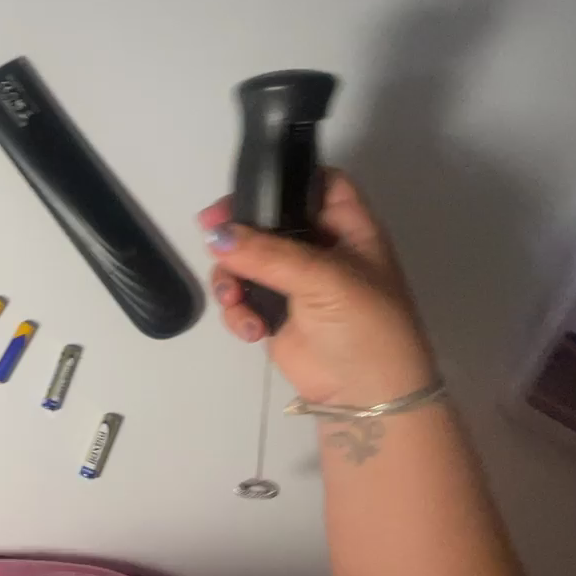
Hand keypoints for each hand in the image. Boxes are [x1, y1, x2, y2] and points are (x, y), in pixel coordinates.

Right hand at [198, 171, 436, 405]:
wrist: (365, 394)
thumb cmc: (365, 326)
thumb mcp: (324, 278)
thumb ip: (267, 253)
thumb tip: (214, 236)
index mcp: (348, 230)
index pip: (318, 185)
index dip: (285, 180)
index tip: (246, 190)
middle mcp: (319, 250)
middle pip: (267, 222)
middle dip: (237, 232)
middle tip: (210, 236)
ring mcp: (293, 284)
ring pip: (244, 261)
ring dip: (230, 280)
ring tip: (234, 302)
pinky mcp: (272, 314)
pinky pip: (240, 298)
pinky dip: (237, 311)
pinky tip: (250, 329)